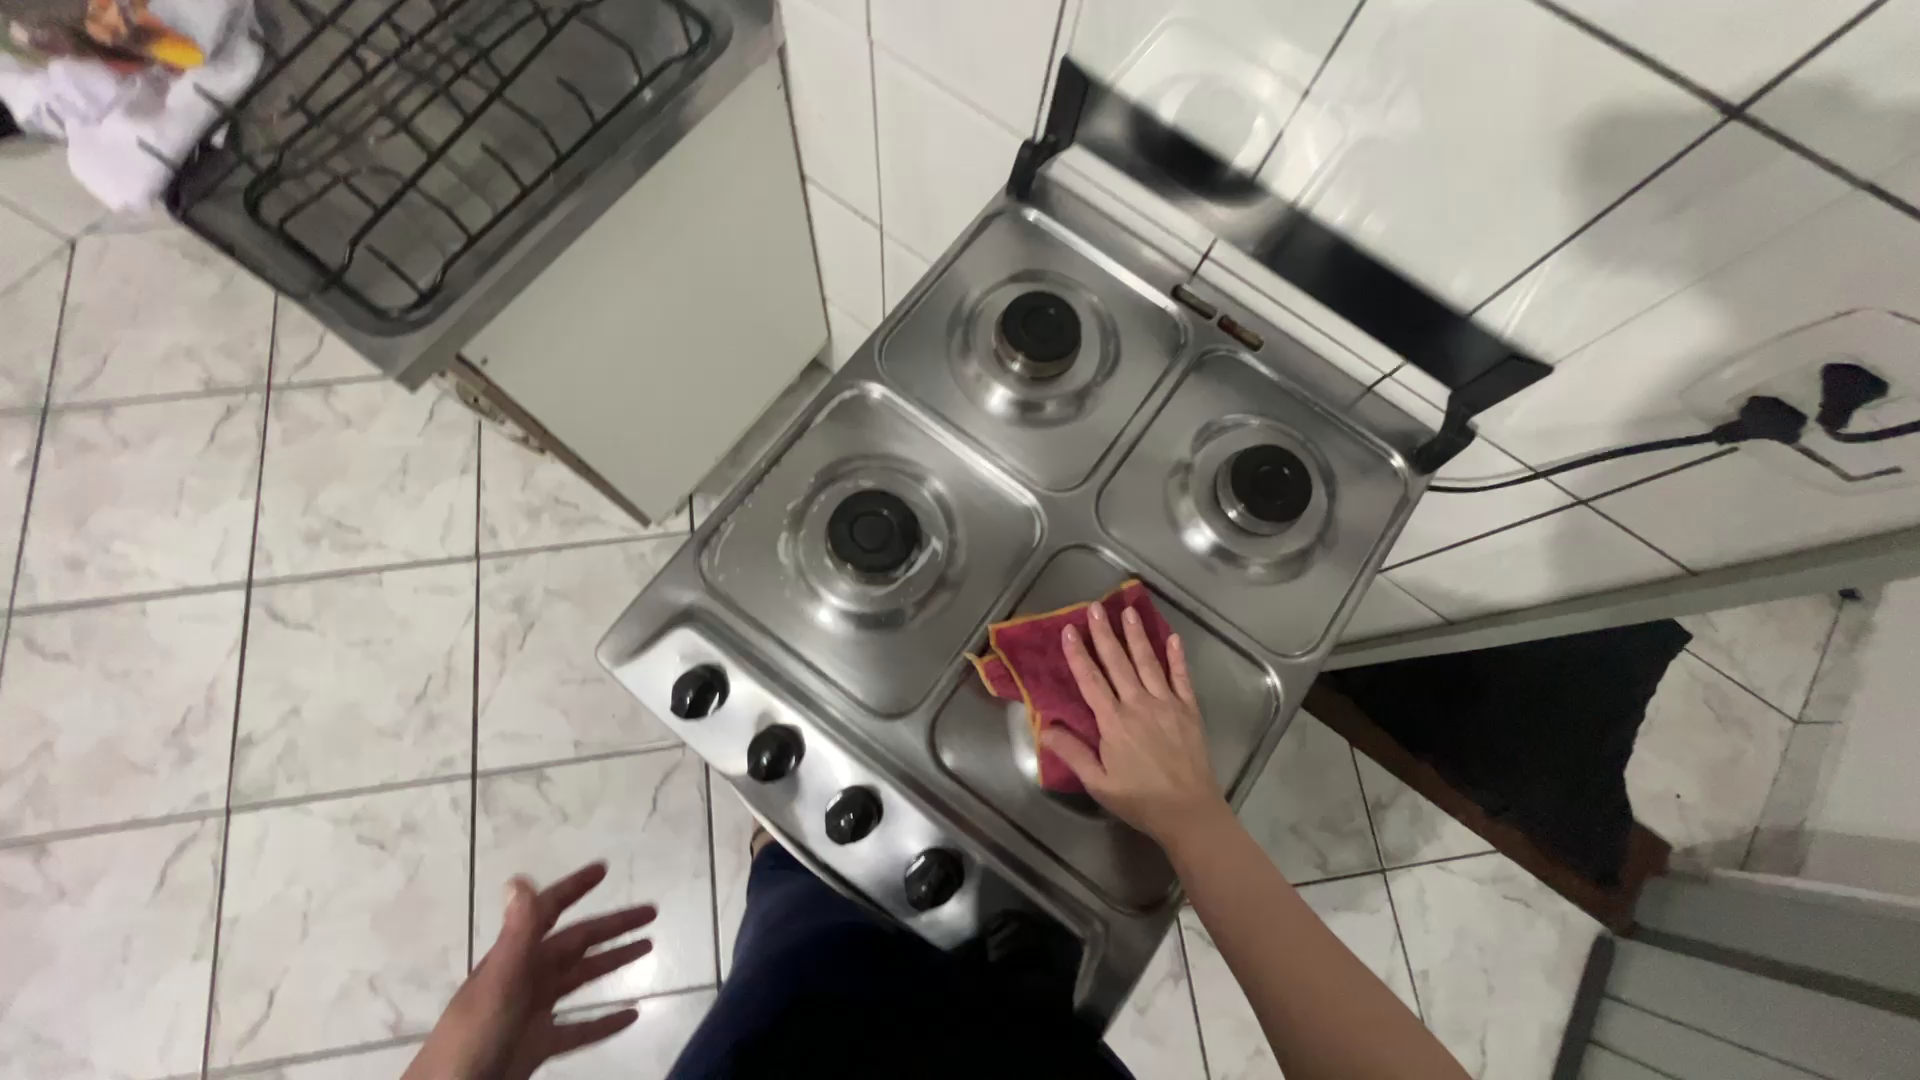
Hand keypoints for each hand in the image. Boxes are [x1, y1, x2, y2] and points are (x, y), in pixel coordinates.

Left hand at [403, 863, 657, 1079]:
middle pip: (576, 943)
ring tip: (648, 947)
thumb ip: (515, 934)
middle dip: (612, 926)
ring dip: (613, 962)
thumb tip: (520, 878)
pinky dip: (605, 1021)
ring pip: (581, 979)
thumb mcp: (498, 984)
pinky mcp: (537, 1048)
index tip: (604, 870)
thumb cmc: (471, 1039)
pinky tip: (632, 1014)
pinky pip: (579, 1030)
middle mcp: (525, 980)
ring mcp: (532, 1015)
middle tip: (651, 911)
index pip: (548, 912)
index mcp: (515, 959)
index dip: (574, 889)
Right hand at [1044, 602, 1229, 847]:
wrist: (1189, 812)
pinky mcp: (1189, 711)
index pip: (1091, 680)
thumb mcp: (1098, 783)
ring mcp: (1167, 705)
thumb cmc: (1139, 800)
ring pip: (1148, 663)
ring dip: (1137, 636)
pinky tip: (1173, 639)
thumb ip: (1072, 752)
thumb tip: (1046, 726)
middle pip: (1118, 663)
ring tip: (1129, 611)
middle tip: (1096, 607)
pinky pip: (1182, 678)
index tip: (1069, 630)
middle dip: (1105, 634)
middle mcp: (1139, 705)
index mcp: (1114, 722)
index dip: (1078, 654)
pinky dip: (1177, 658)